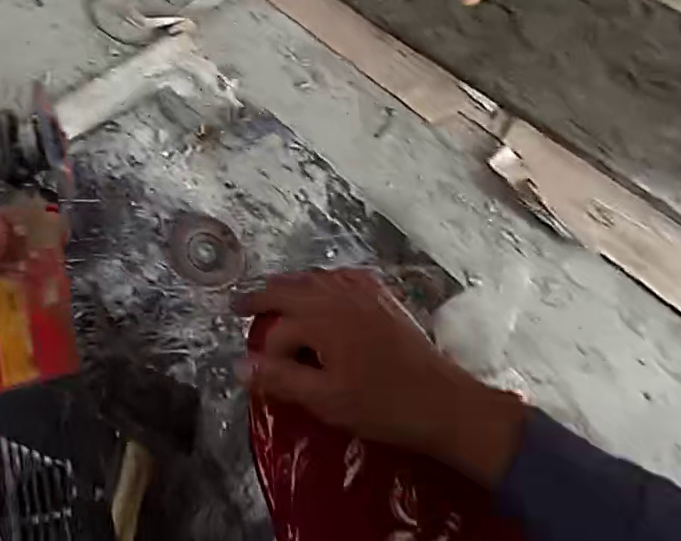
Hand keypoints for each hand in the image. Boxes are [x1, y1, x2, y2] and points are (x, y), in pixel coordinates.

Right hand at [236, 270, 526, 486]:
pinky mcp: (379, 292)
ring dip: (291, 286)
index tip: (254, 368)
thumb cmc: (381, 404)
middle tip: (241, 305)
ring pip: (314, 277)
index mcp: (320, 316)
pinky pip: (340, 276)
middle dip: (263, 296)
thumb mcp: (326, 400)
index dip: (265, 352)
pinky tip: (322, 291)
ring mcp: (361, 288)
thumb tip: (241, 366)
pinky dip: (322, 281)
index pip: (277, 328)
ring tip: (275, 296)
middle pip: (290, 287)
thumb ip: (281, 379)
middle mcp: (337, 292)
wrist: (440, 399)